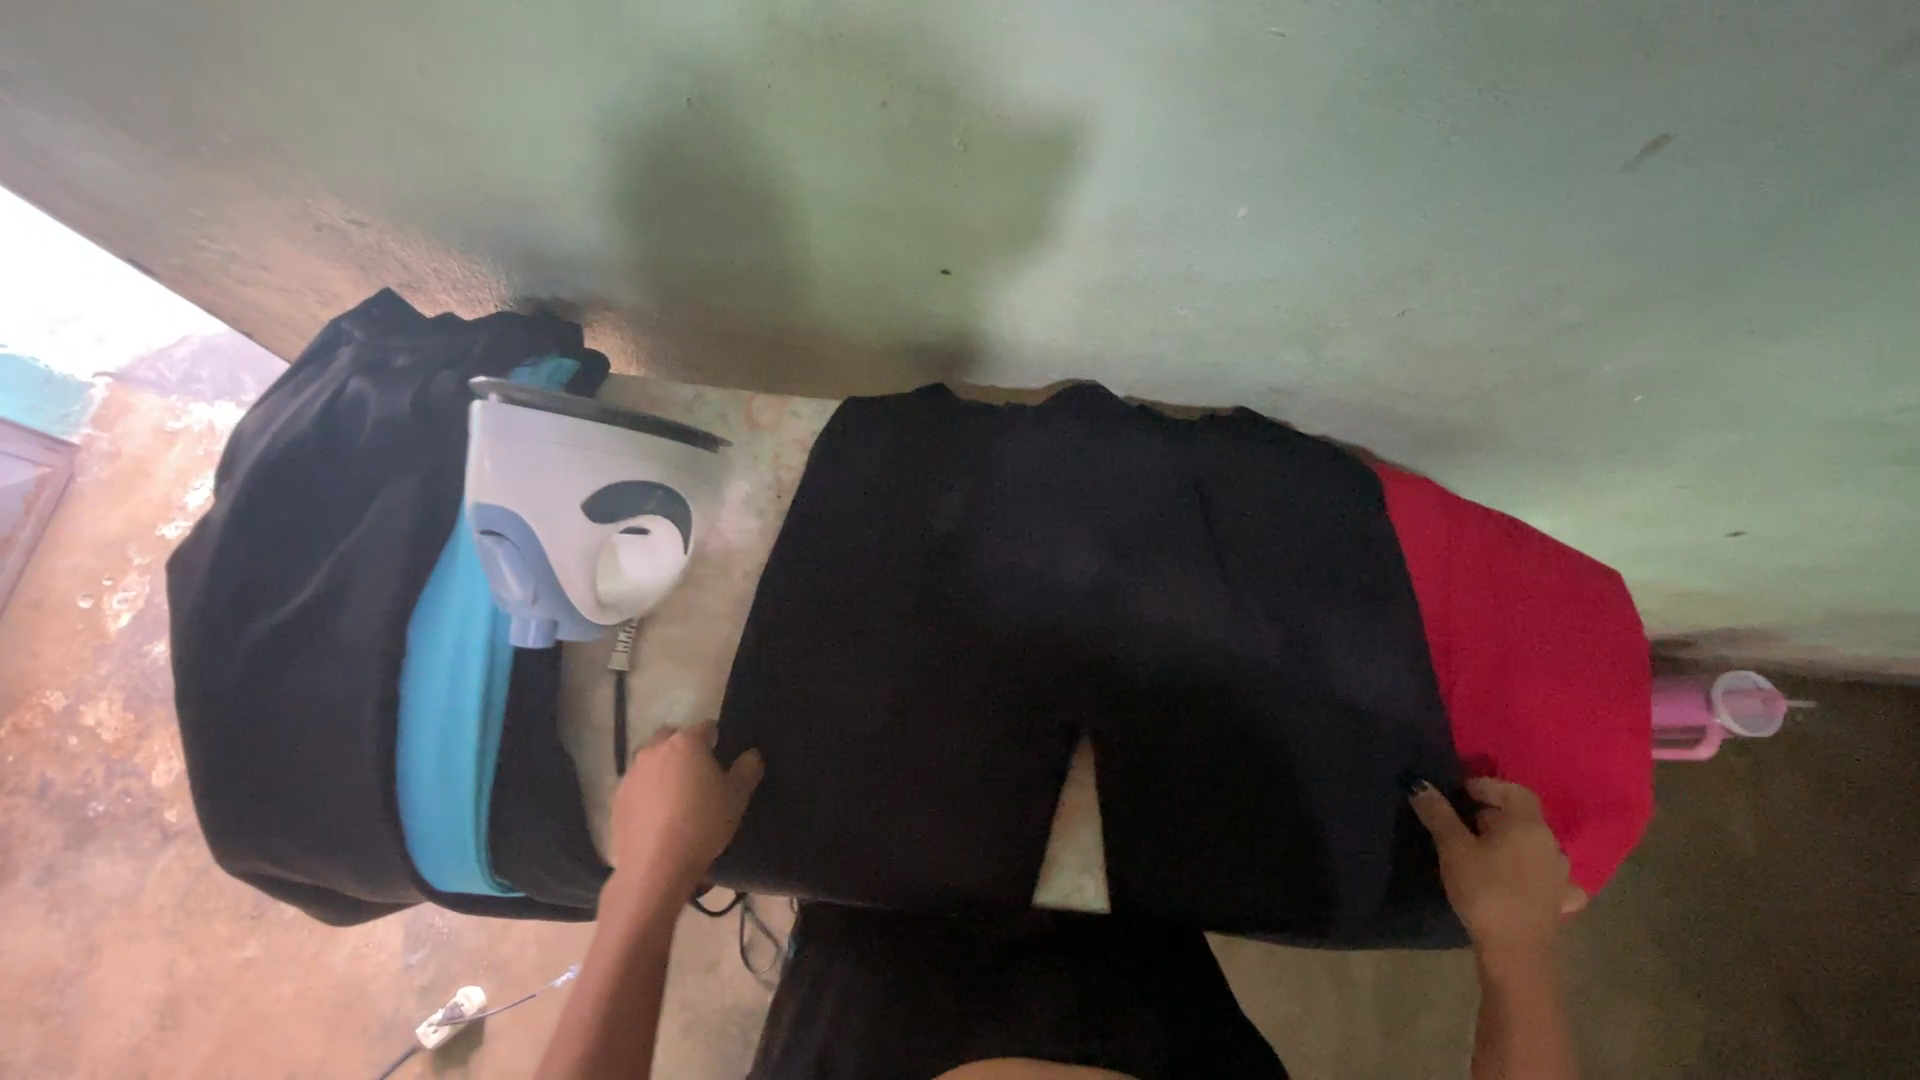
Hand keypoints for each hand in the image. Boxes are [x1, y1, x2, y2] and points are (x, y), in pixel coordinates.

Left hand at [609, 720, 763, 894]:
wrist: (656, 867)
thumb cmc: (703, 823)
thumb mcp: (737, 797)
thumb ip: (747, 769)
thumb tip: (751, 755)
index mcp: (686, 743)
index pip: (706, 727)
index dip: (717, 740)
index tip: (723, 760)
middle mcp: (654, 750)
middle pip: (671, 737)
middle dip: (685, 748)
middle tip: (698, 774)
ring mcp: (631, 775)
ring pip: (650, 760)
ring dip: (663, 768)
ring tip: (676, 796)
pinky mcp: (616, 800)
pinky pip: (636, 786)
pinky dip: (647, 792)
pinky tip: (658, 816)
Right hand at [1409, 777, 1570, 966]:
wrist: (1517, 950)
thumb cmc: (1483, 889)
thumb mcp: (1452, 847)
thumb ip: (1437, 813)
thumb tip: (1419, 784)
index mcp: (1527, 825)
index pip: (1512, 789)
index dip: (1485, 786)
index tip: (1457, 793)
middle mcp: (1550, 843)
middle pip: (1522, 816)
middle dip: (1491, 813)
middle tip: (1460, 822)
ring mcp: (1560, 874)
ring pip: (1533, 845)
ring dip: (1509, 841)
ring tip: (1482, 850)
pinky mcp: (1559, 900)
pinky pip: (1546, 874)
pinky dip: (1530, 870)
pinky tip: (1518, 879)